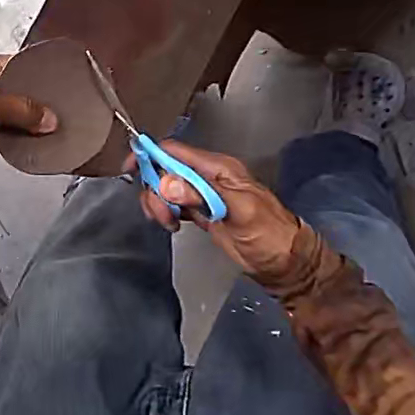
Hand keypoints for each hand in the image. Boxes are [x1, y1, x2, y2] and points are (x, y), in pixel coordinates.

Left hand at [0, 53, 57, 155]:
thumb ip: (22, 108)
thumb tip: (47, 117)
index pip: (16, 64)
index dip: (36, 75)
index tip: (53, 87)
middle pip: (16, 88)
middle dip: (31, 101)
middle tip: (49, 110)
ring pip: (11, 109)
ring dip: (23, 119)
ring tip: (40, 125)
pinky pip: (4, 125)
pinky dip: (14, 131)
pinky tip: (25, 136)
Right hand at [136, 141, 309, 282]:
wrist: (284, 263)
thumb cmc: (269, 234)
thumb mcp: (239, 211)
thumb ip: (202, 195)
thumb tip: (166, 184)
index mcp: (217, 168)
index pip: (175, 151)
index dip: (150, 155)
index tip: (130, 170)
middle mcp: (207, 177)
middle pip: (164, 170)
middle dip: (155, 190)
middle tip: (163, 215)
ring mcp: (202, 195)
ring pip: (165, 189)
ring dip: (158, 204)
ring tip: (170, 223)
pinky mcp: (201, 212)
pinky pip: (172, 204)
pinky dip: (165, 212)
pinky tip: (173, 225)